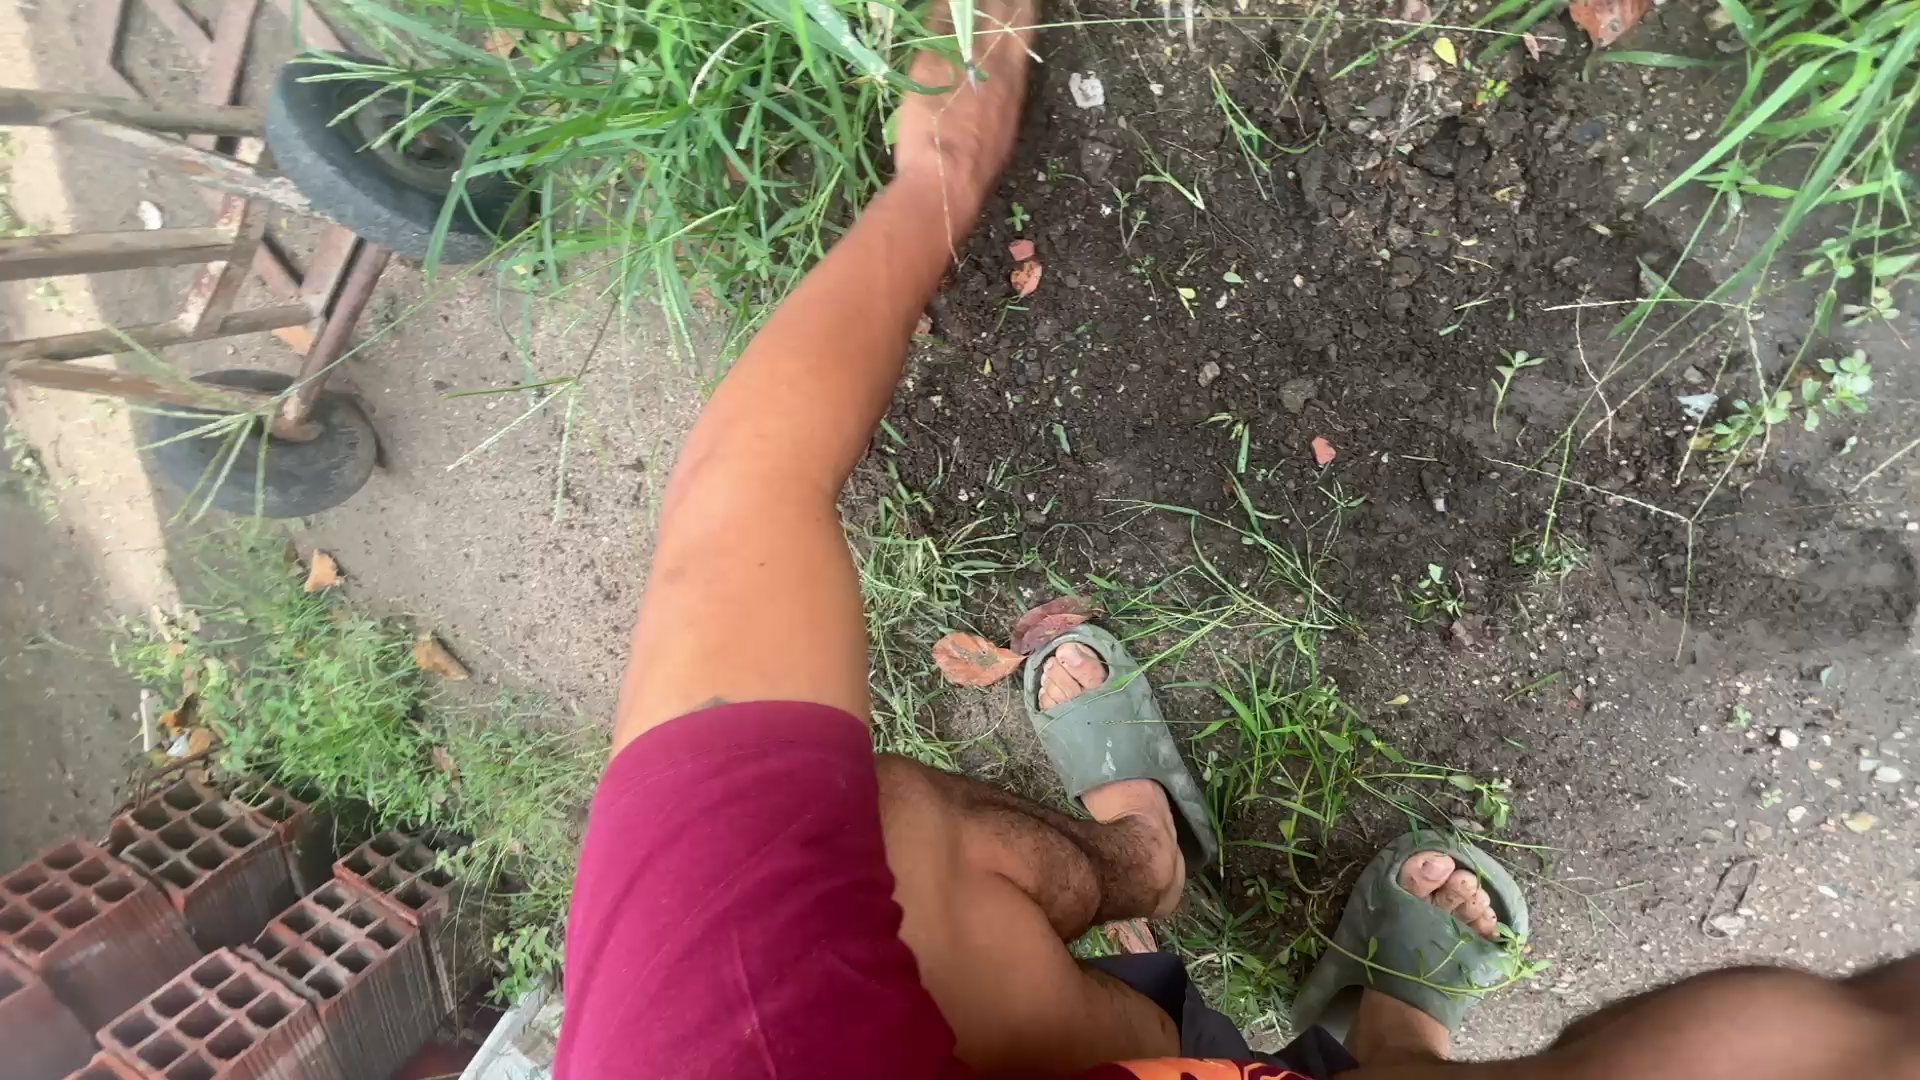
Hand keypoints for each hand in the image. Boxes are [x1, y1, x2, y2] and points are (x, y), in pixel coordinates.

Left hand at [892, 0, 1034, 228]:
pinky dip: (938, 12)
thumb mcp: (1000, 138)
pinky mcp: (930, 62)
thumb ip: (1001, 106)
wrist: (944, 179)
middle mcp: (991, 65)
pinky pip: (936, 25)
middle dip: (995, 3)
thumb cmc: (973, 172)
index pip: (1022, 33)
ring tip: (964, 3)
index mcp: (1012, 85)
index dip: (1020, 12)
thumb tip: (997, 96)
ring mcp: (961, 60)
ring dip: (967, 6)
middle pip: (998, 16)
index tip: (1019, 2)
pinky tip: (937, 5)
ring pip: (968, 15)